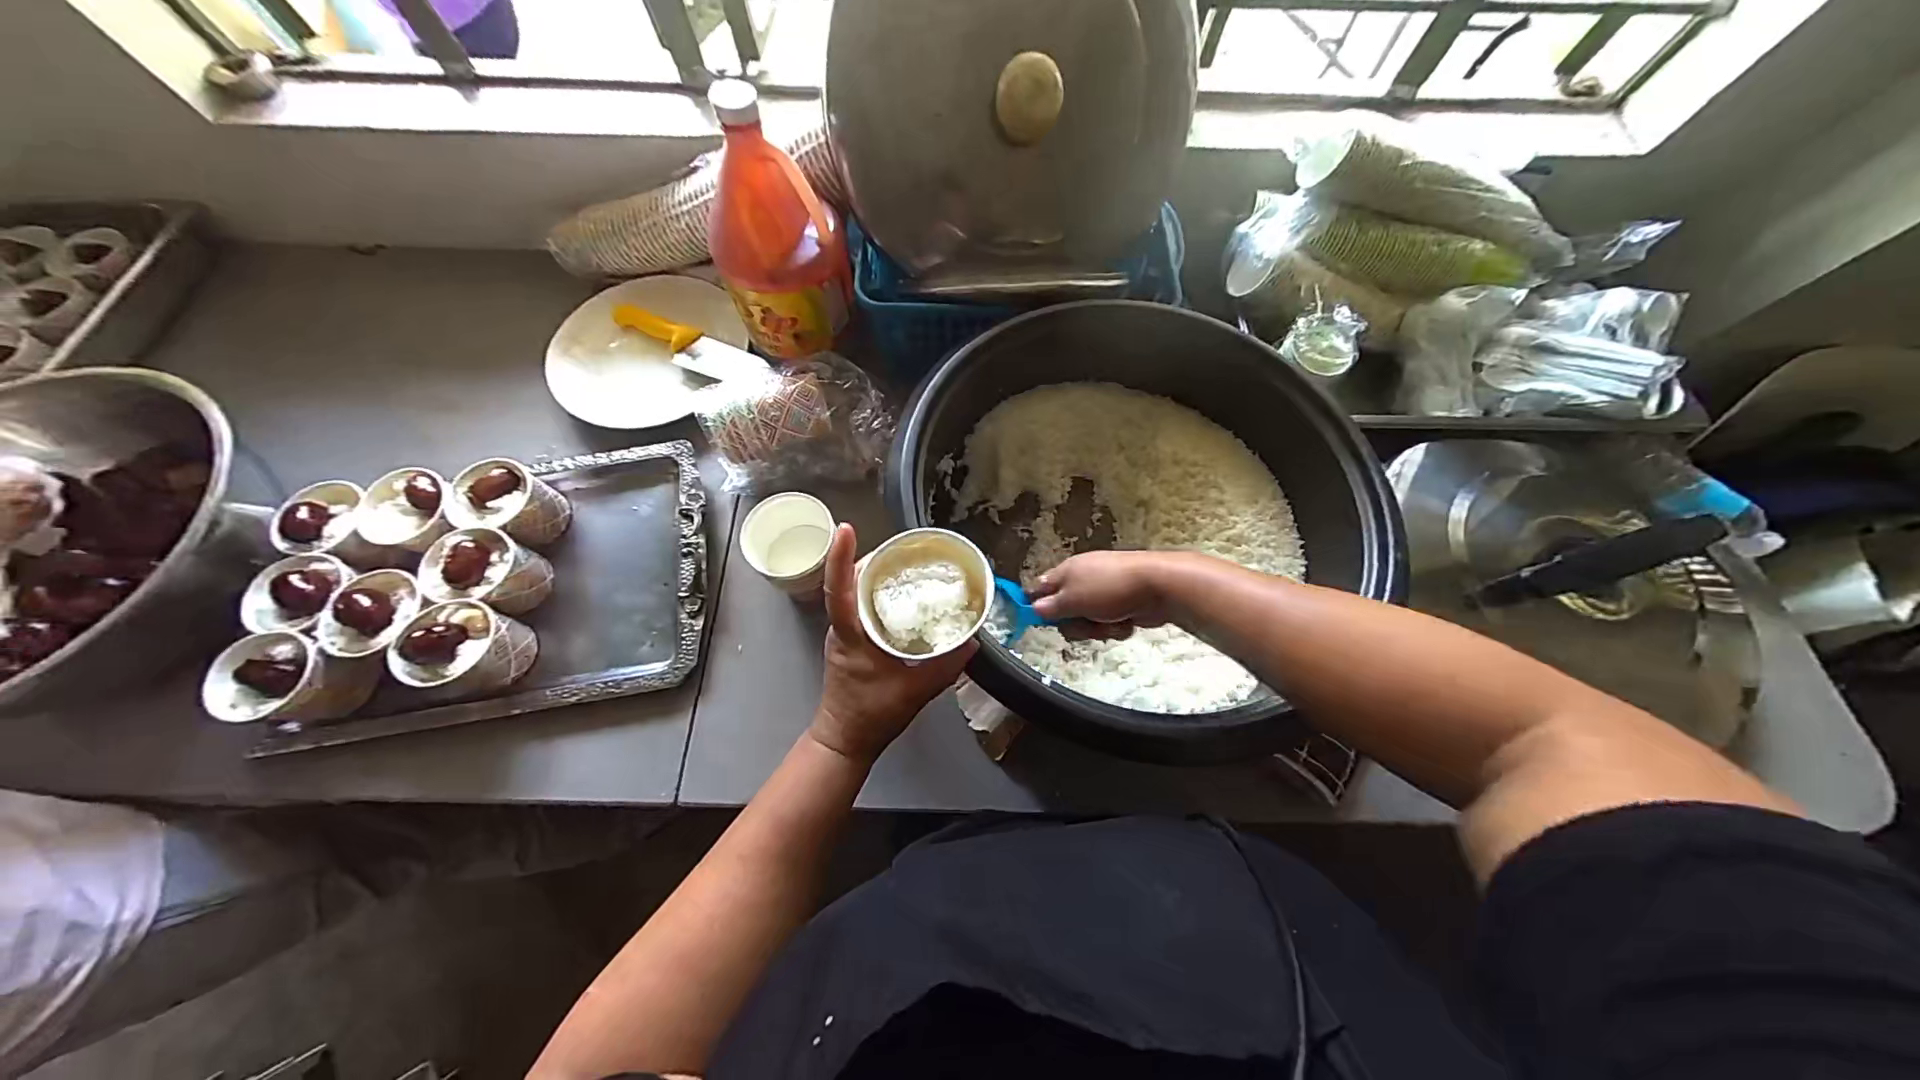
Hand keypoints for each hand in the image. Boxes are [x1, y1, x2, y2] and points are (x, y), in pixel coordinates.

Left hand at [810, 524, 976, 763]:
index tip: (846, 528)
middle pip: (849, 580)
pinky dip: (880, 592)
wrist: (844, 741)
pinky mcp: (852, 640)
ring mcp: (845, 633)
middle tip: (903, 543)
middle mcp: (843, 628)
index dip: (840, 557)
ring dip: (876, 572)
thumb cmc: (870, 716)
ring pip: (855, 591)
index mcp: (850, 635)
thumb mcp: (914, 691)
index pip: (838, 590)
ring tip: (907, 561)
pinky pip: (863, 605)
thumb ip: (945, 667)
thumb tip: (971, 641)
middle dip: (872, 556)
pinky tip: (905, 594)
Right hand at [1028, 549, 1181, 627]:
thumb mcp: (1072, 600)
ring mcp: (1103, 593)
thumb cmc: (1110, 588)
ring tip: (1110, 623)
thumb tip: (1033, 608)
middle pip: (1064, 612)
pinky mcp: (1121, 605)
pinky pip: (1107, 623)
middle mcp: (1082, 580)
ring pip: (1087, 621)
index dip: (1037, 606)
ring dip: (1097, 628)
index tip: (1042, 621)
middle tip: (1085, 623)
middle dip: (1075, 623)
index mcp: (1066, 572)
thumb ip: (1050, 607)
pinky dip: (1115, 627)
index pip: (1040, 589)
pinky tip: (1125, 623)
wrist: (1158, 585)